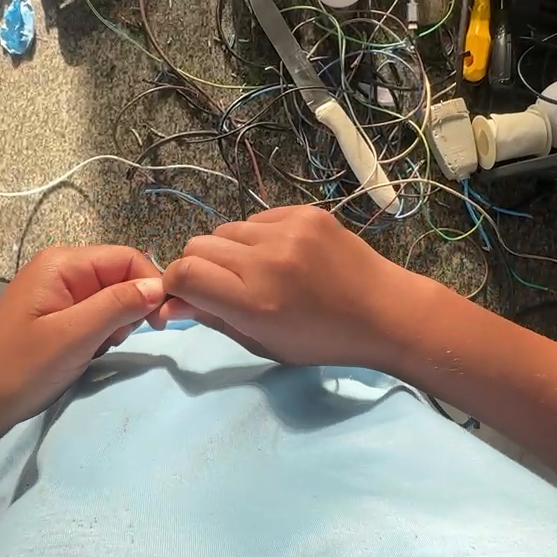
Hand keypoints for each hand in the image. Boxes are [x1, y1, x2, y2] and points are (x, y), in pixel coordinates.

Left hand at [0, 246, 166, 442]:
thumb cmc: (19, 368)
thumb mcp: (74, 336)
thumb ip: (118, 306)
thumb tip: (159, 286)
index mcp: (64, 263)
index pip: (128, 257)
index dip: (150, 285)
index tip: (158, 325)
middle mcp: (62, 269)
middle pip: (121, 276)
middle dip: (129, 309)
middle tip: (112, 341)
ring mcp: (57, 293)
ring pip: (112, 299)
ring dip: (114, 326)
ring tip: (93, 349)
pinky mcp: (56, 316)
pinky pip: (95, 316)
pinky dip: (100, 336)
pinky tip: (84, 354)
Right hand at [160, 206, 442, 368]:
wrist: (385, 312)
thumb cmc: (322, 340)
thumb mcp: (264, 343)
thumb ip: (214, 318)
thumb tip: (171, 301)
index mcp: (254, 302)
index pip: (184, 274)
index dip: (174, 284)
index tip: (185, 294)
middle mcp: (266, 261)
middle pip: (198, 245)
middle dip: (199, 266)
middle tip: (222, 284)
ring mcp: (288, 231)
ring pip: (227, 229)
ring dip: (230, 250)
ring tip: (257, 270)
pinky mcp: (305, 213)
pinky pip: (259, 218)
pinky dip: (258, 236)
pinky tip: (282, 255)